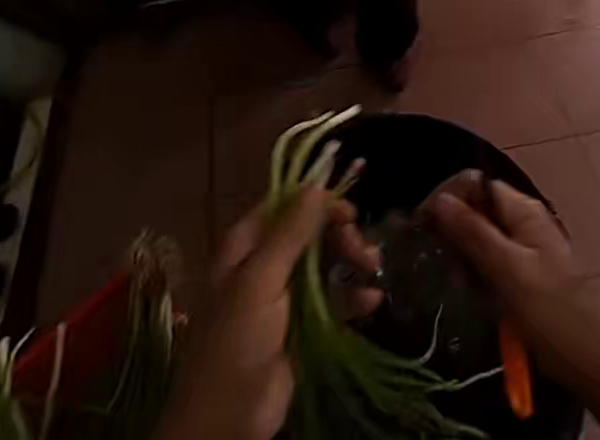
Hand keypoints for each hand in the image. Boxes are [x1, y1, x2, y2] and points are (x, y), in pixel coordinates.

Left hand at [153, 187, 381, 439]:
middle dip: (339, 234)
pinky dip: (352, 297)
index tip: (349, 210)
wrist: (227, 422)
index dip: (317, 202)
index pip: (285, 205)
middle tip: (362, 249)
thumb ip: (290, 232)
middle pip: (309, 232)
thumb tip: (317, 183)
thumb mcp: (261, 280)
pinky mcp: (301, 326)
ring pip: (323, 263)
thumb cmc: (236, 341)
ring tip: (372, 268)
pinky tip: (371, 300)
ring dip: (350, 261)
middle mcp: (263, 263)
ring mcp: (283, 295)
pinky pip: (332, 300)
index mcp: (245, 245)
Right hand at [426, 174, 599, 439]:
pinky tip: (465, 290)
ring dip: (460, 251)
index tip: (421, 224)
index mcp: (523, 210)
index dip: (447, 196)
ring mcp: (525, 250)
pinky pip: (489, 261)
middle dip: (451, 225)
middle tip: (431, 254)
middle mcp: (523, 222)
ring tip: (446, 275)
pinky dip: (473, 270)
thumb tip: (438, 198)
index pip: (475, 182)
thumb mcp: (509, 271)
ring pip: (480, 236)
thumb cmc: (555, 314)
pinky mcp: (524, 276)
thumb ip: (473, 233)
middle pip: (476, 207)